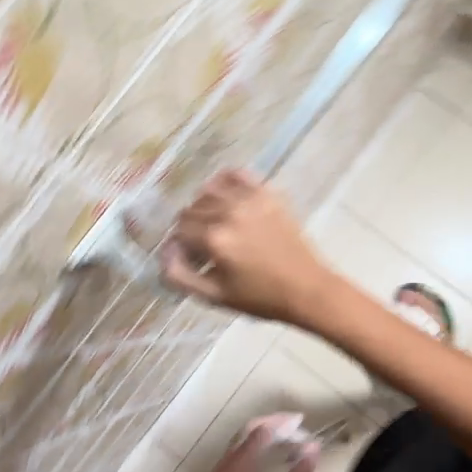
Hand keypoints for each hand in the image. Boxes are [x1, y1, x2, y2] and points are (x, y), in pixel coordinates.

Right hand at [159, 169, 340, 324]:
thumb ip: (179, 275)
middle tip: (207, 245)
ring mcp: (250, 198)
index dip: (181, 244)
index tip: (193, 257)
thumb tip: (164, 251)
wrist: (307, 289)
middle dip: (192, 227)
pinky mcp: (268, 193)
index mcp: (214, 238)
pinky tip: (229, 198)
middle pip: (191, 209)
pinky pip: (236, 174)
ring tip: (218, 223)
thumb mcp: (214, 296)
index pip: (179, 229)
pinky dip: (226, 181)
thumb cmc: (260, 298)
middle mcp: (229, 212)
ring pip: (209, 190)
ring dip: (206, 205)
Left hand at [213, 421, 315, 471]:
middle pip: (248, 432)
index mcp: (236, 468)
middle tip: (297, 425)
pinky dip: (258, 449)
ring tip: (290, 435)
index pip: (259, 431)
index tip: (303, 421)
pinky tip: (274, 453)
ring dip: (265, 436)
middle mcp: (224, 466)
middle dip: (273, 425)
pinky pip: (240, 455)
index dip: (281, 422)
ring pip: (243, 443)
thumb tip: (315, 447)